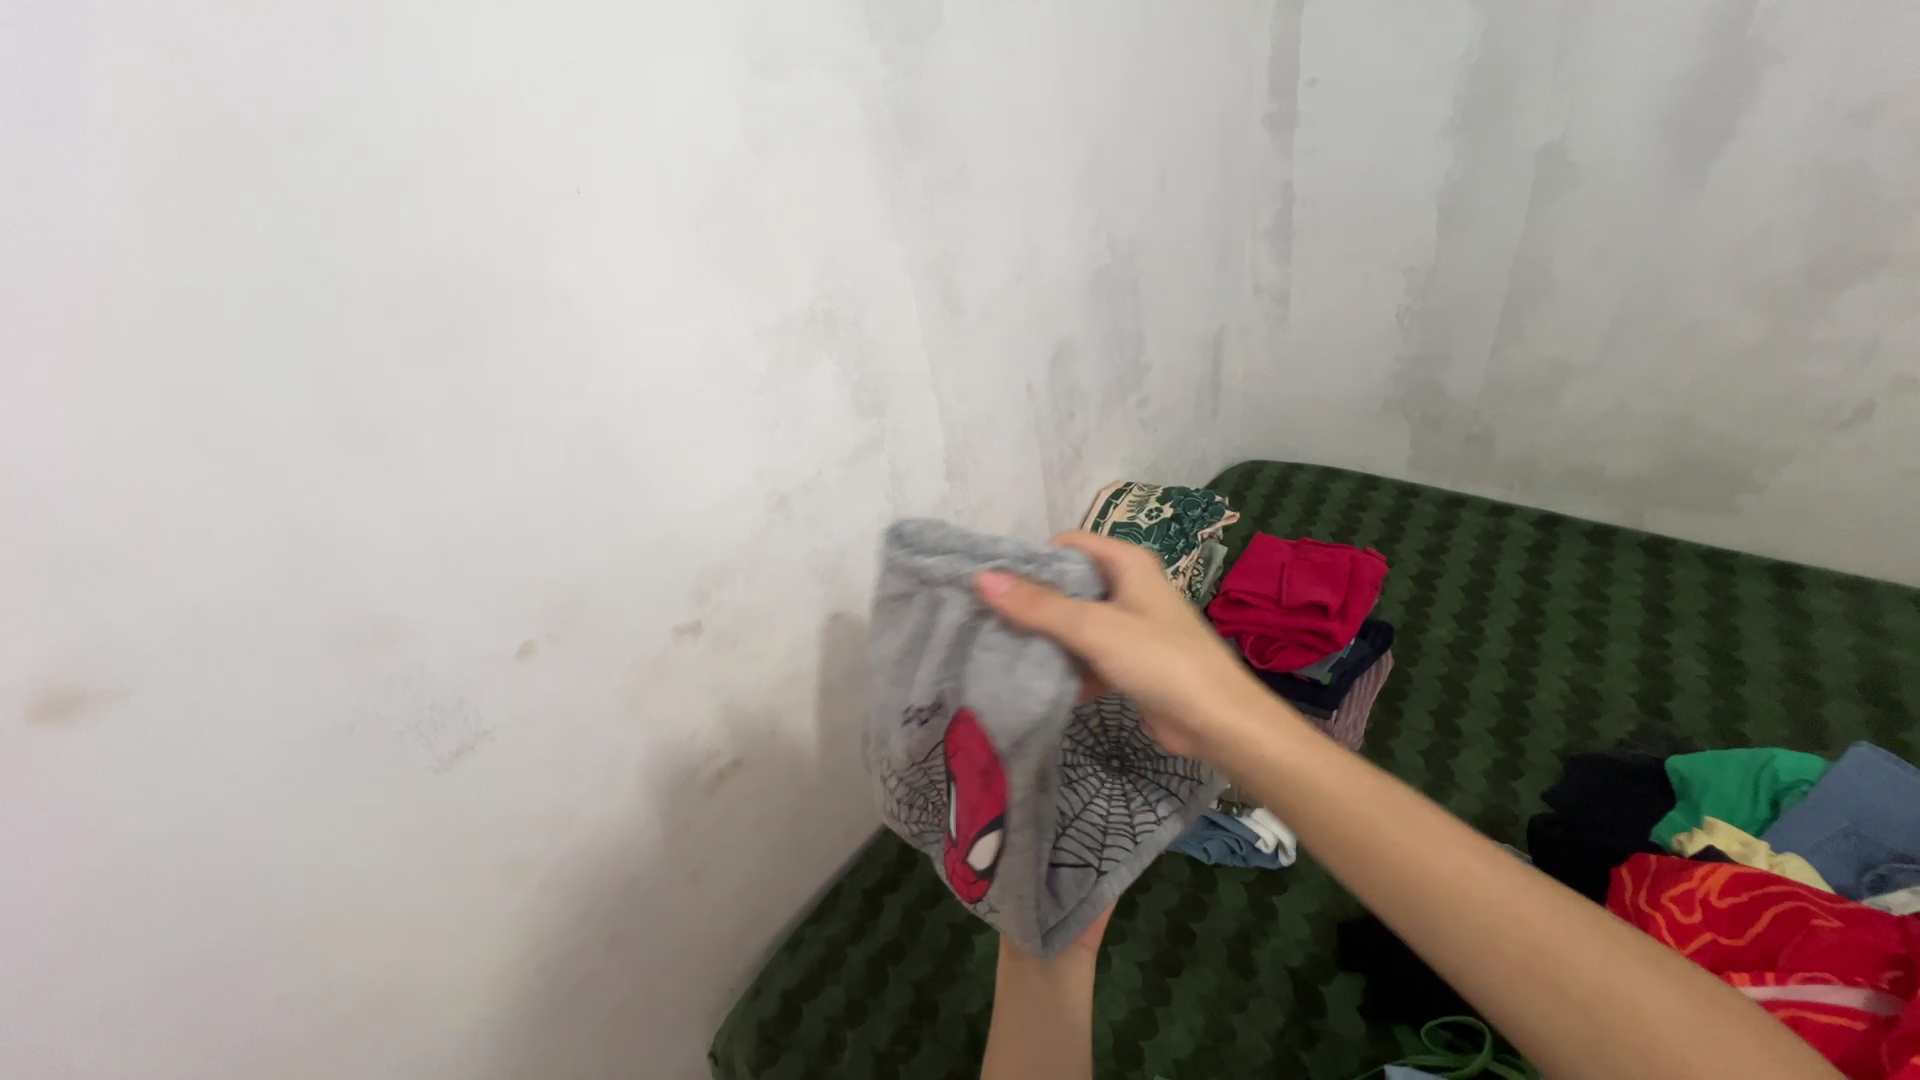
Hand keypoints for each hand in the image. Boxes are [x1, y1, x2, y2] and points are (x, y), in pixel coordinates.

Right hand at [975, 531, 1275, 760]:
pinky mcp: (1129, 662)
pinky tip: (1037, 684)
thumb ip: (1038, 605)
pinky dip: (1066, 667)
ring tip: (1003, 652)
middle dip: (1033, 603)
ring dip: (1046, 638)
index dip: (1032, 561)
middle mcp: (1128, 587)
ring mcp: (1129, 626)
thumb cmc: (1159, 659)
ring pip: (1075, 623)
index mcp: (1126, 563)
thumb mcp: (1094, 627)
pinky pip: (1087, 655)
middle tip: (990, 621)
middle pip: (1068, 585)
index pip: (1067, 545)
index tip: (995, 585)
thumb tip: (982, 577)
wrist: (1218, 722)